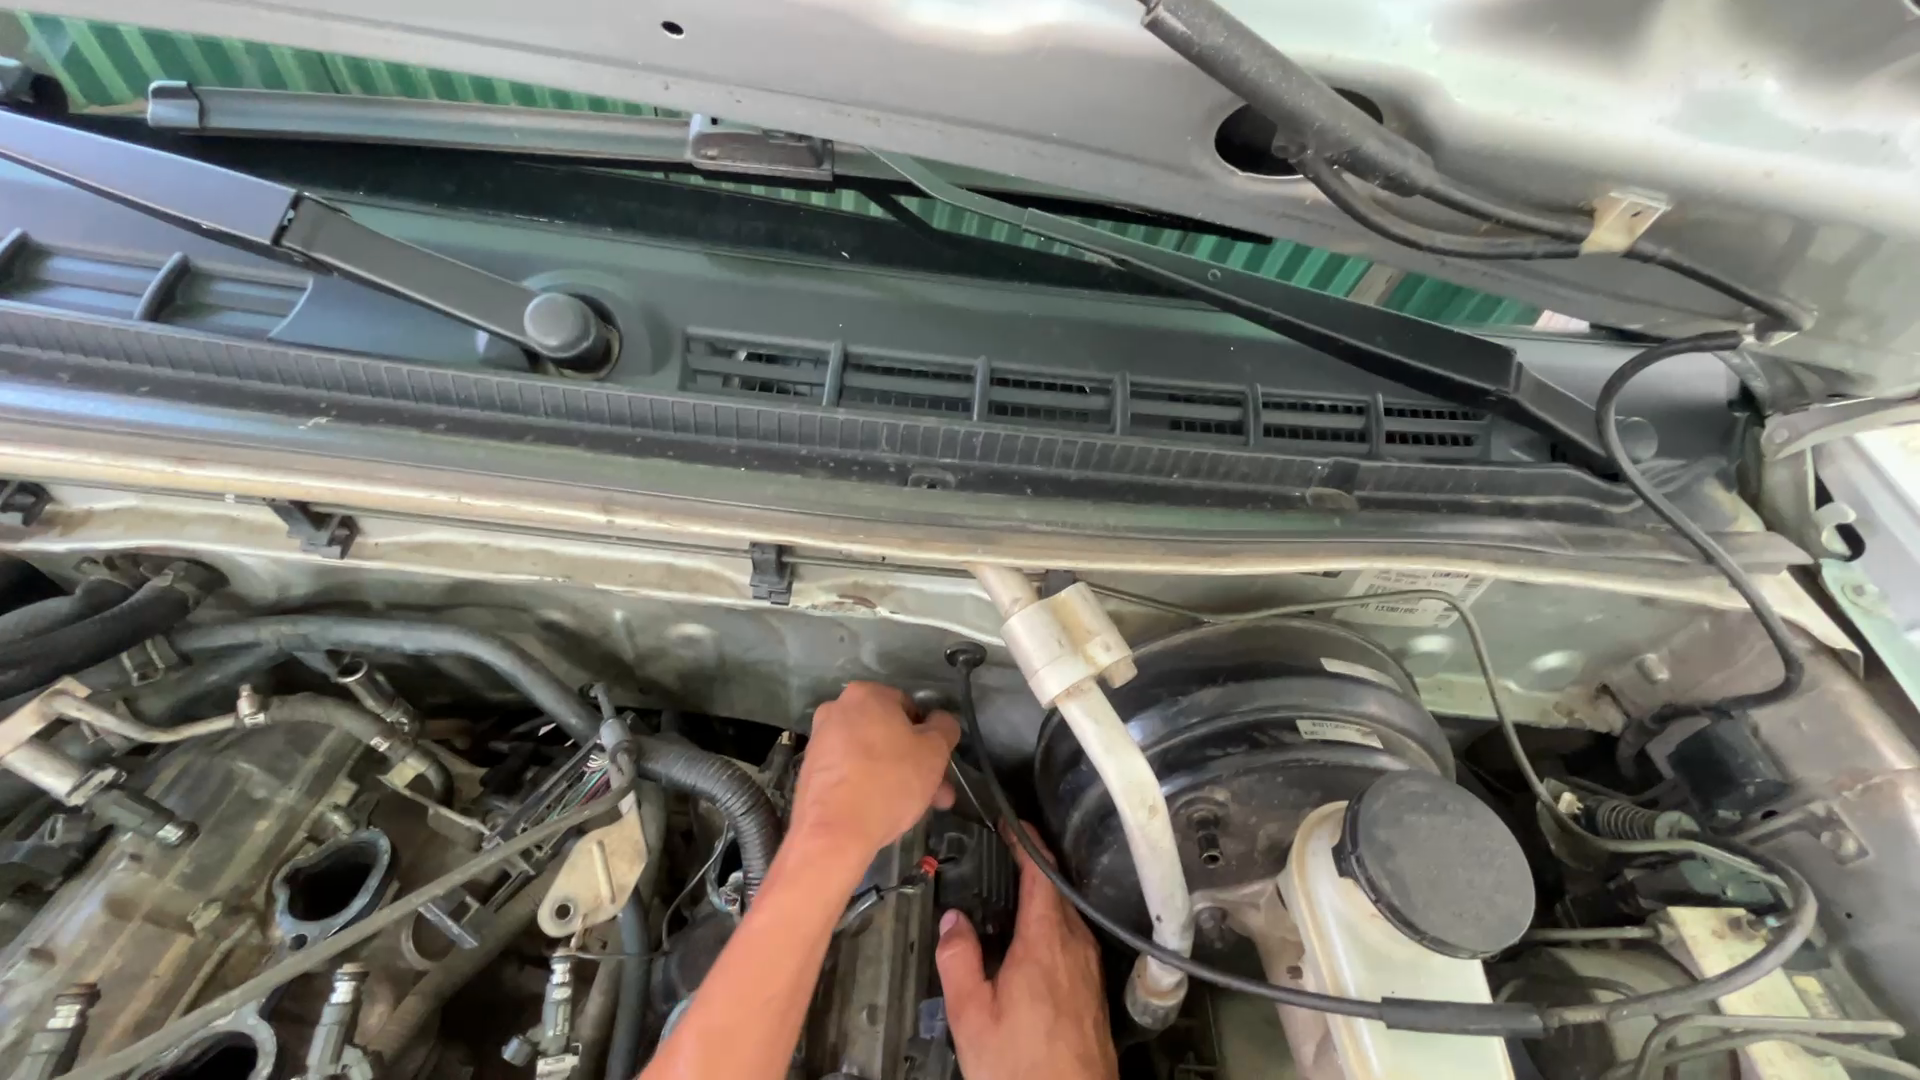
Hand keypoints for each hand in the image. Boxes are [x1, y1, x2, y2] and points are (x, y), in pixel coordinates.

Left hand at [789, 682, 959, 855]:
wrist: (834, 832)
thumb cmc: (889, 780)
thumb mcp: (934, 752)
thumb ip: (944, 728)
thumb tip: (941, 721)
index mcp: (866, 695)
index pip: (908, 706)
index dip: (929, 735)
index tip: (938, 762)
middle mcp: (837, 710)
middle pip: (888, 734)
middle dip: (915, 763)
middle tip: (936, 792)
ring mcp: (819, 742)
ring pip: (870, 756)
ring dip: (895, 777)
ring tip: (917, 809)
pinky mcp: (810, 773)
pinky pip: (850, 773)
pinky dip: (868, 786)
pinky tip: (884, 812)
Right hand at [936, 824, 1117, 1079]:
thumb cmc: (1022, 1069)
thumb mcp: (972, 1016)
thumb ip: (958, 959)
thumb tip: (952, 920)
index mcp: (1046, 940)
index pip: (1041, 871)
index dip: (1026, 841)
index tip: (1010, 823)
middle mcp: (1075, 944)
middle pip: (1056, 888)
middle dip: (1032, 865)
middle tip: (1003, 853)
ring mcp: (1089, 966)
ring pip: (1066, 913)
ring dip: (1042, 895)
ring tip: (1012, 893)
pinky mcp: (1093, 988)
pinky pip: (1072, 937)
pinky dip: (1051, 922)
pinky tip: (1030, 941)